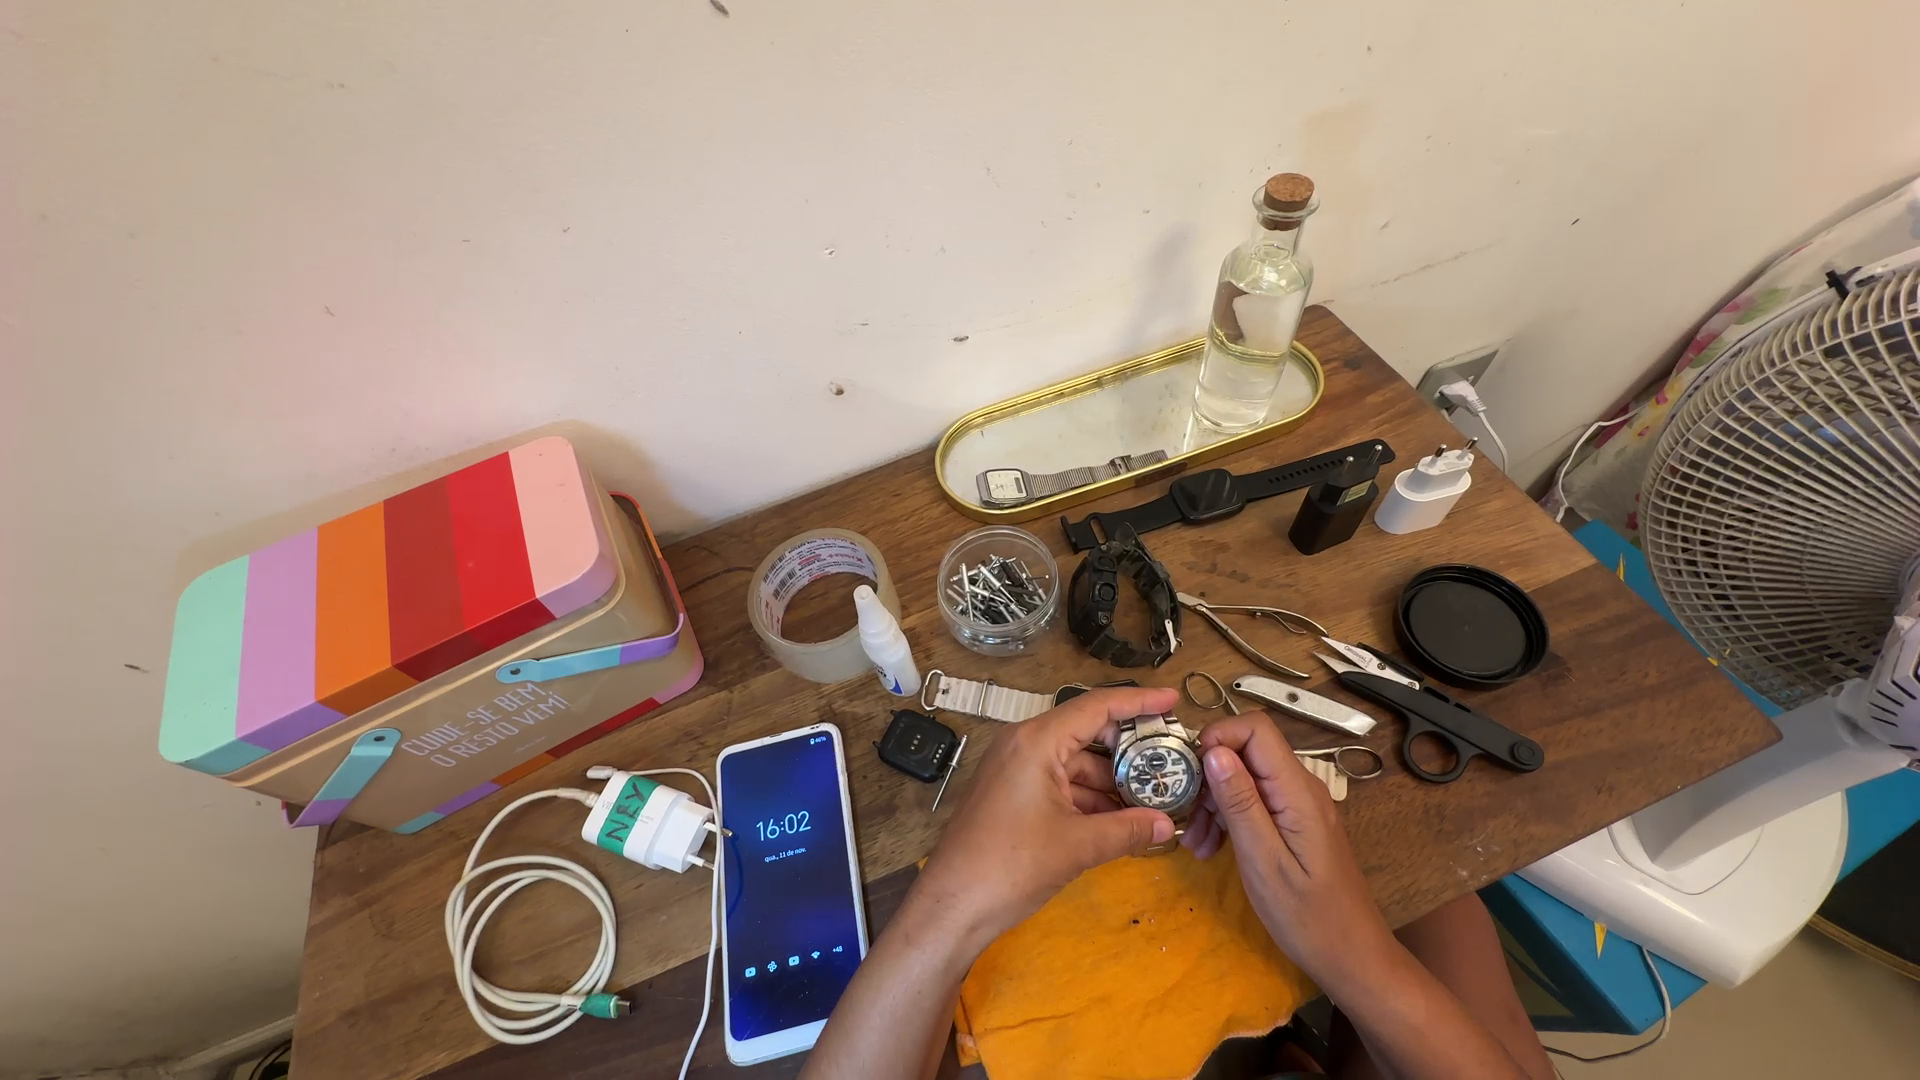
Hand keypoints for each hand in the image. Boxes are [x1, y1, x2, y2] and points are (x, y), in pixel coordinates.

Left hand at [913, 687, 1180, 942]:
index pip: (1095, 707)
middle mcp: (1023, 744)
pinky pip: (1059, 783)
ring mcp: (1015, 768)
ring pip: (1075, 763)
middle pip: (1086, 733)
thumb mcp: (1077, 846)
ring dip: (1110, 781)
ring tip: (1153, 799)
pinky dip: (1088, 798)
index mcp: (1036, 741)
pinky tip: (1118, 820)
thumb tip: (1167, 826)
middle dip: (1128, 750)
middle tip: (1170, 760)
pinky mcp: (1012, 792)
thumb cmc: (1011, 865)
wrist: (952, 905)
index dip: (1137, 701)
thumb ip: (1126, 830)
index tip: (1172, 700)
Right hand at [1180, 712, 1395, 981]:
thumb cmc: (1309, 918)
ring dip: (1213, 801)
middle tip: (1188, 818)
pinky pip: (1252, 800)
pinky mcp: (1292, 820)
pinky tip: (1210, 847)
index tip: (1192, 773)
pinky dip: (1227, 817)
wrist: (1354, 959)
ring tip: (1195, 843)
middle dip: (1209, 776)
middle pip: (1245, 751)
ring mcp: (1297, 803)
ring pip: (1243, 775)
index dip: (1218, 737)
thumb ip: (1240, 803)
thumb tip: (1213, 751)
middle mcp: (1300, 786)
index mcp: (1297, 791)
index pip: (1256, 728)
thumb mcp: (1264, 862)